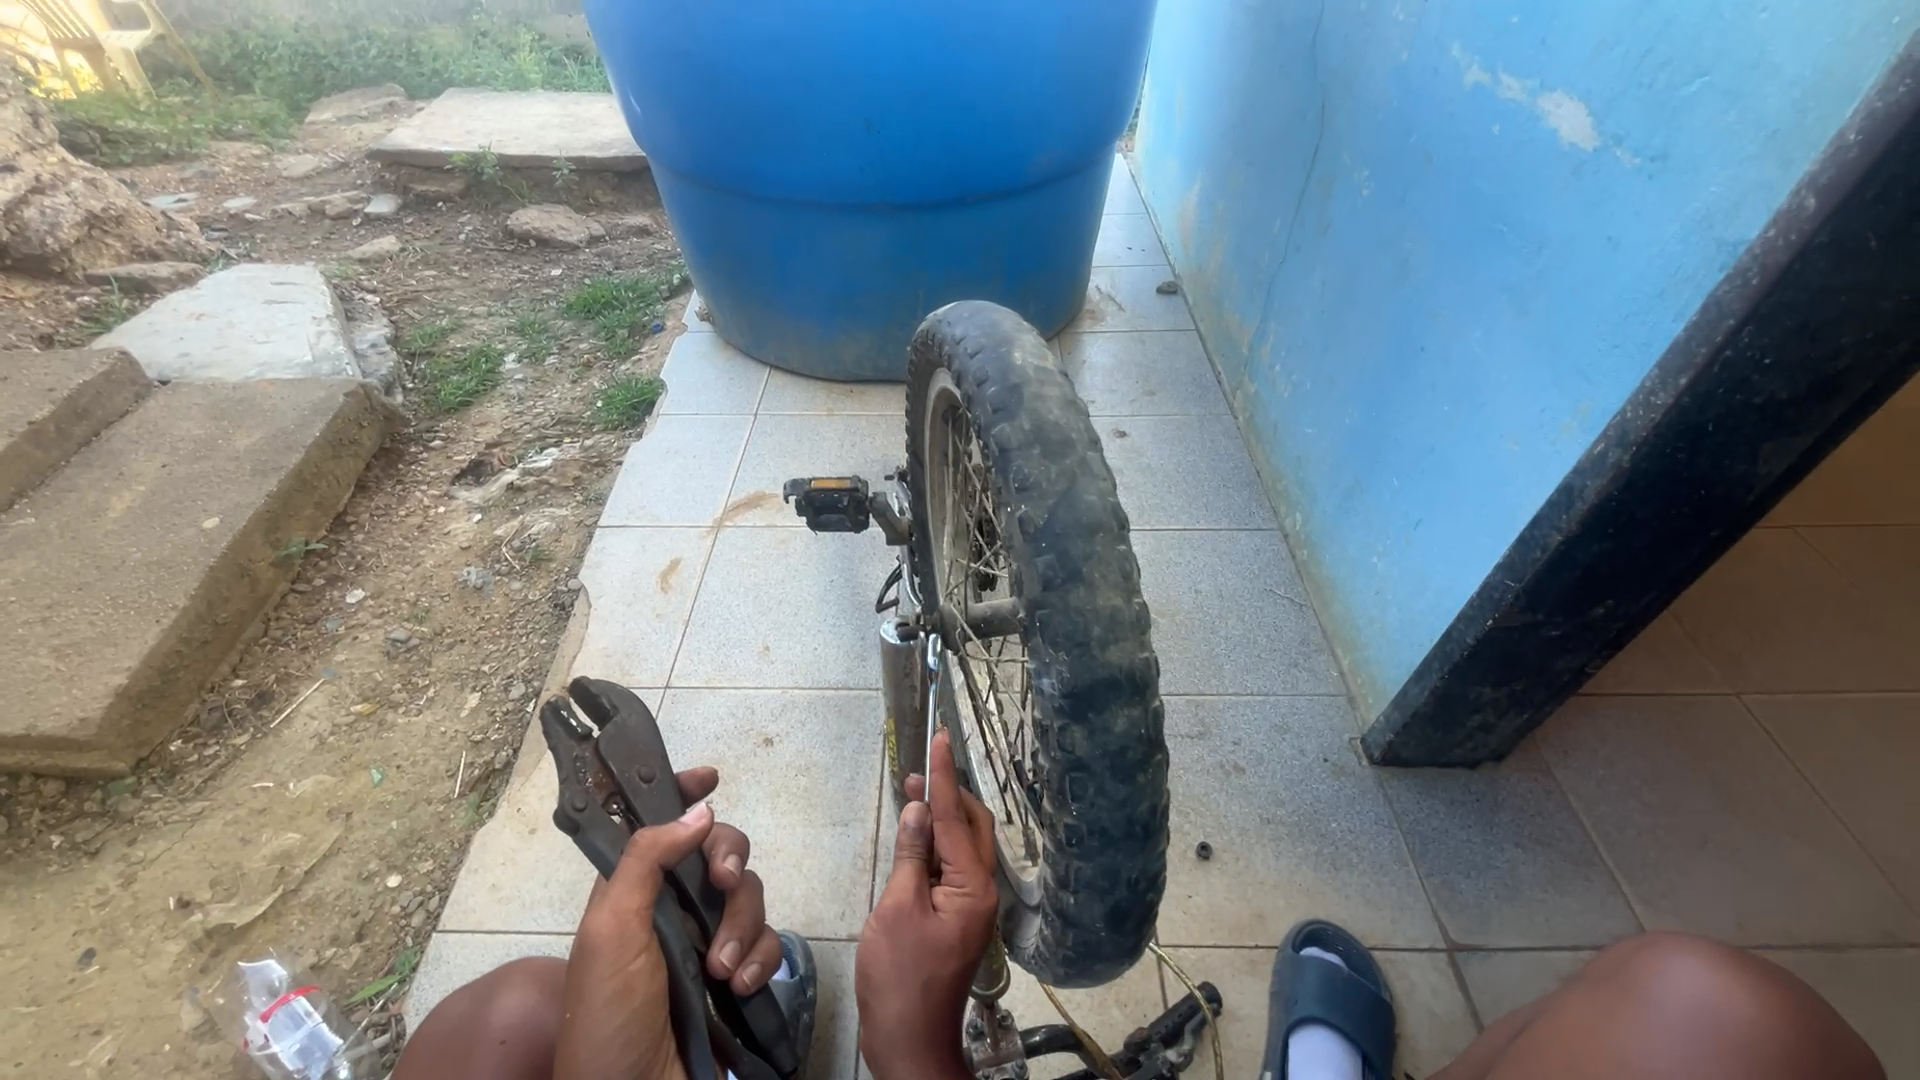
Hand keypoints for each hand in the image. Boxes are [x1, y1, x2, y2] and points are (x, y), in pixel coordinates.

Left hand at [554, 768, 784, 1079]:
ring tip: (722, 968)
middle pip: (718, 851)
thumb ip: (647, 860)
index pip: (658, 826)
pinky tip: (740, 985)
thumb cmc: (608, 1014)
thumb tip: (699, 809)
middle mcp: (672, 908)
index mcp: (633, 891)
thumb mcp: (612, 931)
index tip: (710, 777)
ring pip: (747, 895)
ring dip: (741, 925)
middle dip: (728, 859)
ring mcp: (706, 941)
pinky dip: (760, 958)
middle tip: (722, 883)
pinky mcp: (736, 973)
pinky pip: (766, 942)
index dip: (682, 796)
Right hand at [855, 732, 1000, 1079]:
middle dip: (948, 792)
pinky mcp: (958, 916)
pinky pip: (950, 866)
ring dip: (939, 818)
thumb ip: (911, 853)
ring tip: (912, 791)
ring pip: (961, 844)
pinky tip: (915, 836)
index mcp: (973, 885)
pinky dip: (933, 845)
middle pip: (971, 825)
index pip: (957, 816)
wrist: (909, 1042)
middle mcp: (981, 889)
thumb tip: (917, 808)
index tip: (941, 737)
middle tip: (918, 768)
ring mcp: (971, 904)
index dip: (944, 775)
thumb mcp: (897, 908)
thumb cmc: (900, 978)